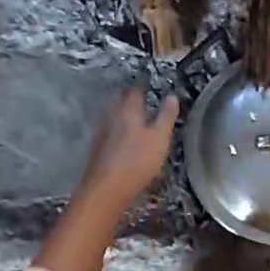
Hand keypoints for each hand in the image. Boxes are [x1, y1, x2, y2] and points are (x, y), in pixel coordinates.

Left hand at [77, 88, 179, 208]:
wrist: (106, 189)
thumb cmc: (137, 161)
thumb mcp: (160, 138)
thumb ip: (166, 116)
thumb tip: (171, 96)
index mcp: (128, 110)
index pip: (135, 90)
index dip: (143, 84)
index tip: (148, 81)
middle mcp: (111, 116)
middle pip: (121, 101)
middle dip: (131, 96)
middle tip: (142, 95)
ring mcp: (101, 132)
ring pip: (114, 115)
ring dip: (124, 112)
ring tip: (135, 115)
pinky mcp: (97, 148)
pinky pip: (110, 130)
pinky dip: (118, 128)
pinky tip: (123, 137)